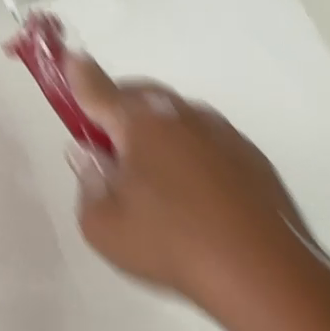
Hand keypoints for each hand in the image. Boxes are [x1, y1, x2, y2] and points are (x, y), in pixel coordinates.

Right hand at [64, 52, 313, 312]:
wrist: (261, 272)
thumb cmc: (167, 244)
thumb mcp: (100, 223)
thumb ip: (88, 181)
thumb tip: (91, 154)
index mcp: (143, 125)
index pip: (100, 90)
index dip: (78, 75)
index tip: (67, 58)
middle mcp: (185, 118)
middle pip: (142, 99)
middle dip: (116, 109)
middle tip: (100, 143)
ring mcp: (225, 136)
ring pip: (176, 120)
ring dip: (153, 135)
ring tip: (144, 180)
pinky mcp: (251, 160)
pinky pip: (205, 144)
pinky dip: (185, 156)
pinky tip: (184, 197)